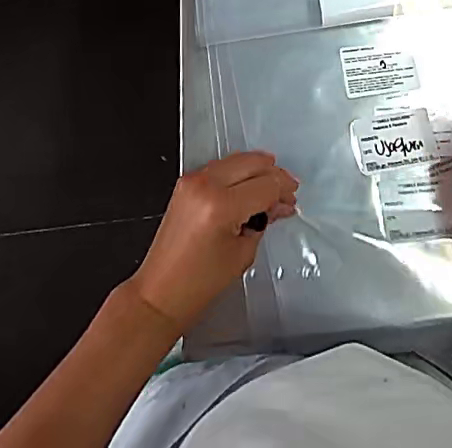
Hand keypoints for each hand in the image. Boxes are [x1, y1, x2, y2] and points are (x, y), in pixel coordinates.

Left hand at [126, 151, 297, 329]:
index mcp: (221, 205)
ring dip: (257, 170)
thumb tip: (279, 205)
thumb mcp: (242, 253)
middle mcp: (205, 185)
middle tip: (287, 191)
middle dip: (273, 175)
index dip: (283, 191)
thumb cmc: (198, 283)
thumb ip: (263, 221)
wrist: (159, 293)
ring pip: (237, 159)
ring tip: (271, 189)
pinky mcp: (186, 182)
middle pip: (252, 163)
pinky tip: (250, 185)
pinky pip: (221, 166)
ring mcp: (193, 180)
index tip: (292, 198)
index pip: (265, 185)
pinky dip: (239, 172)